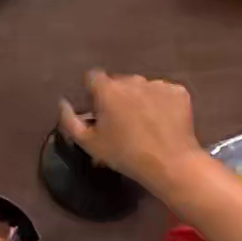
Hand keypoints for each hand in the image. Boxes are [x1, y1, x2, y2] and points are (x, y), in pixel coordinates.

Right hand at [59, 69, 208, 193]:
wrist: (170, 163)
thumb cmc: (124, 153)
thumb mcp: (87, 142)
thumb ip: (69, 119)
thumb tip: (63, 103)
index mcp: (108, 90)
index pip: (92, 77)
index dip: (91, 91)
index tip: (95, 108)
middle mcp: (133, 81)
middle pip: (117, 82)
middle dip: (114, 95)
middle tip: (118, 119)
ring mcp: (158, 85)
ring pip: (140, 87)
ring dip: (136, 98)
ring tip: (141, 121)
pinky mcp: (179, 92)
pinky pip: (162, 92)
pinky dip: (158, 102)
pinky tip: (159, 120)